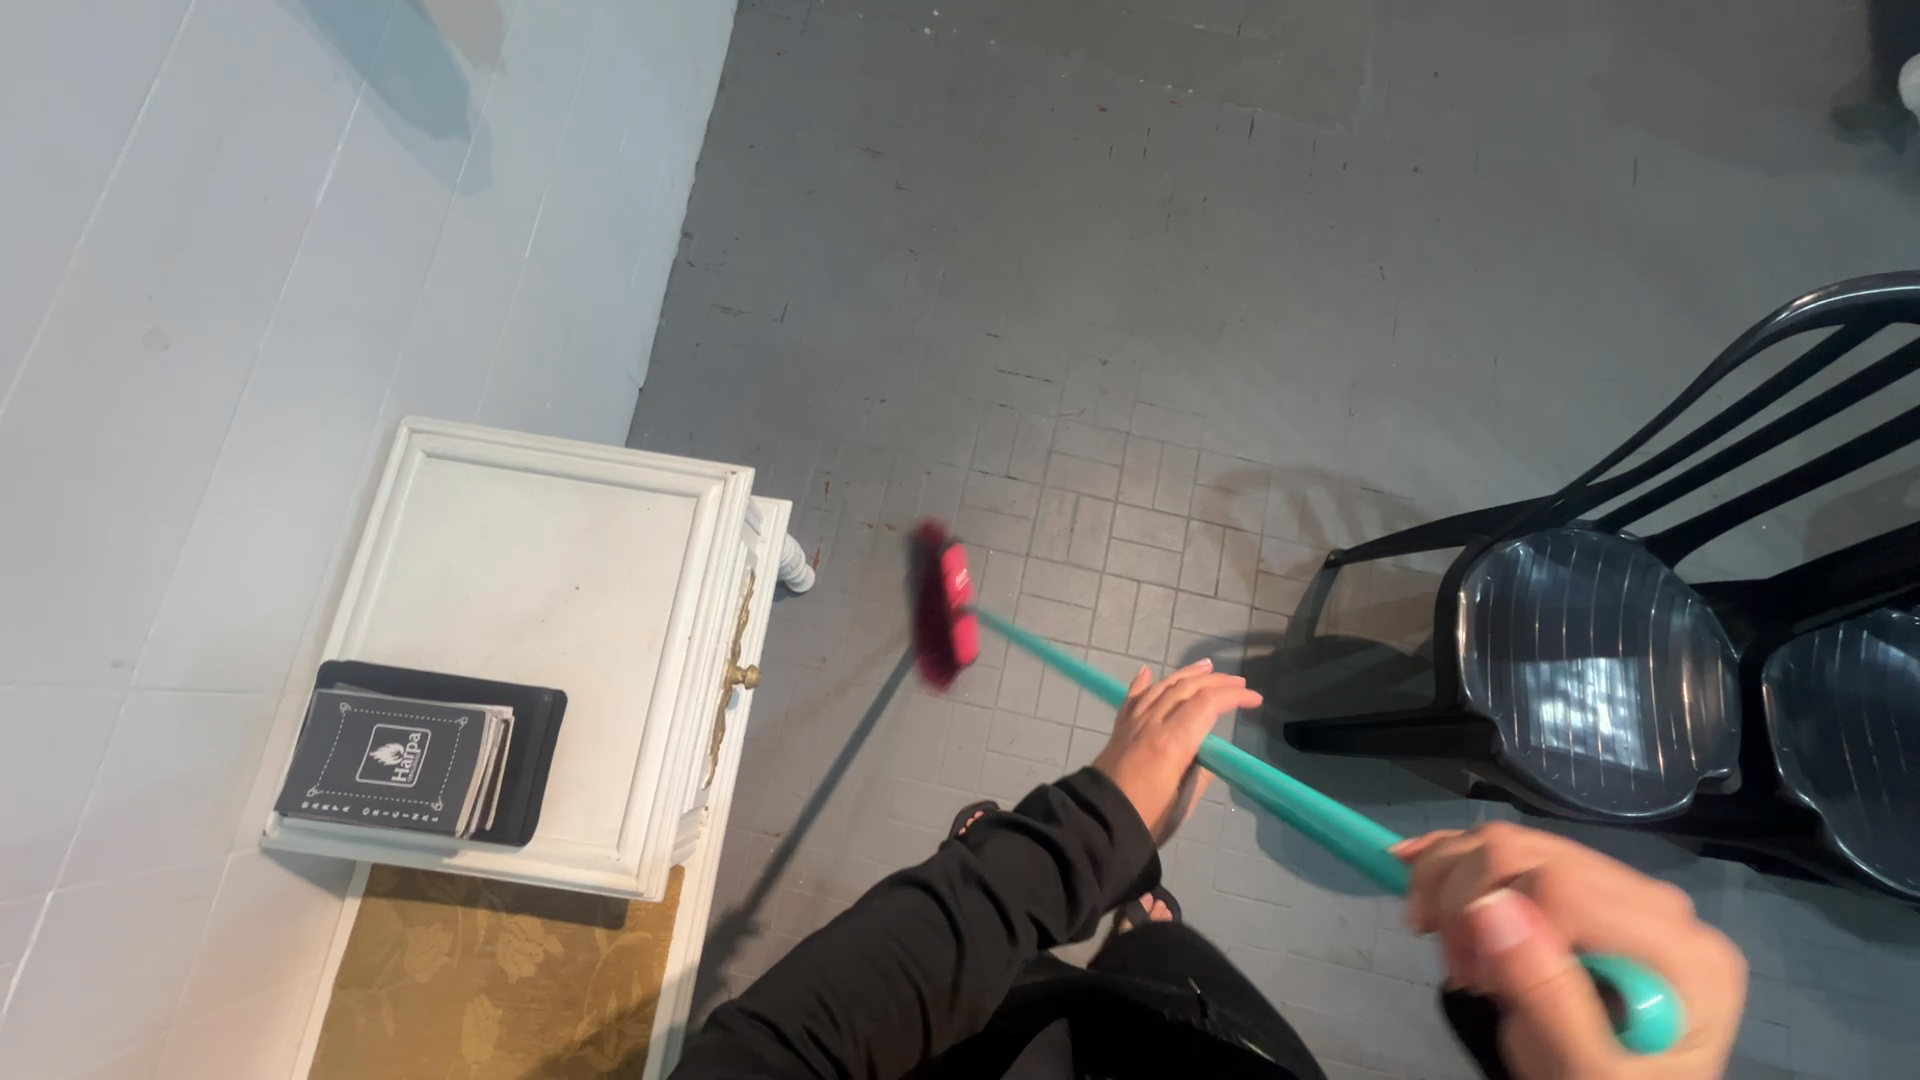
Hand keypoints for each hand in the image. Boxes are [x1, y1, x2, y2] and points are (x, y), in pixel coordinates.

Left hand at [1092, 659, 1261, 843]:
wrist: (1098, 821)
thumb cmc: (1146, 818)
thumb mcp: (1184, 801)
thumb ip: (1199, 773)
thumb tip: (1205, 754)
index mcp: (1173, 741)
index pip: (1207, 704)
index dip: (1233, 696)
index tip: (1255, 700)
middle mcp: (1153, 723)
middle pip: (1186, 689)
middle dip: (1215, 681)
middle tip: (1238, 681)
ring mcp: (1133, 723)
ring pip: (1161, 687)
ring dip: (1185, 674)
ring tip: (1206, 666)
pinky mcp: (1119, 729)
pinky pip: (1133, 698)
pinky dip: (1142, 683)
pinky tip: (1147, 671)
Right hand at [1396, 823, 1746, 1079]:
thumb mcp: (1580, 1068)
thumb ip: (1546, 995)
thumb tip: (1491, 906)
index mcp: (1681, 953)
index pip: (1560, 887)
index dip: (1491, 915)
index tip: (1468, 974)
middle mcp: (1655, 906)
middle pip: (1525, 854)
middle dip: (1460, 898)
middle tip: (1450, 962)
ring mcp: (1615, 888)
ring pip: (1502, 841)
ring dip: (1446, 880)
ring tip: (1438, 935)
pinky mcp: (1575, 880)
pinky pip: (1501, 844)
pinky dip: (1447, 854)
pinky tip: (1412, 867)